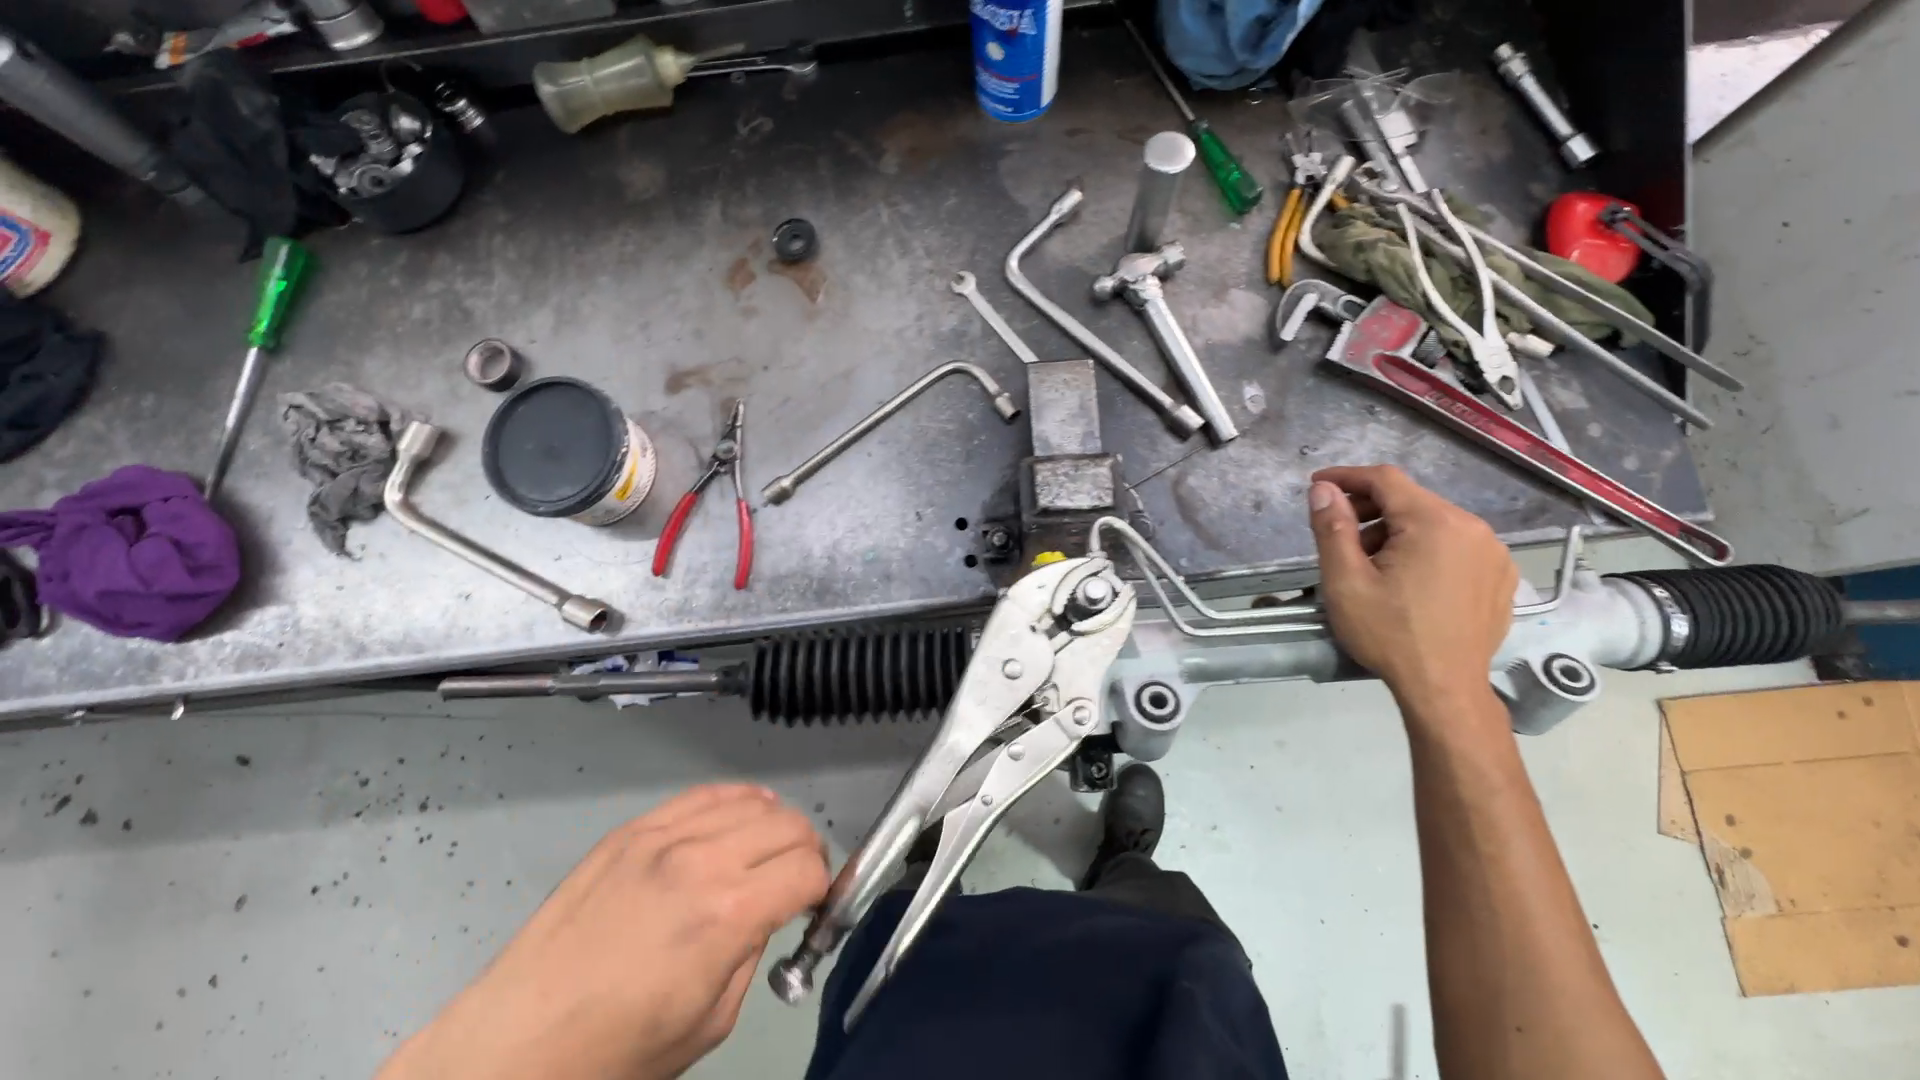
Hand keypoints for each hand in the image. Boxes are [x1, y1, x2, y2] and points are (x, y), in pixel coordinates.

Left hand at [378, 784, 829, 1079]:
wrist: (517, 1041)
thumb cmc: (617, 1050)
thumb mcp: (711, 1020)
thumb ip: (751, 952)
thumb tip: (766, 914)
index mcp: (728, 913)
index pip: (810, 869)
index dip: (823, 889)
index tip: (813, 907)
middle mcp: (701, 860)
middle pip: (789, 825)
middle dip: (806, 853)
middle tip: (795, 884)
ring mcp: (661, 837)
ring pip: (750, 801)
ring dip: (773, 825)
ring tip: (764, 855)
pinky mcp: (630, 831)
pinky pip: (700, 796)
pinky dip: (732, 802)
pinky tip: (734, 822)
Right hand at [1306, 465, 1518, 709]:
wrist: (1444, 688)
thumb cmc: (1389, 634)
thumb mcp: (1346, 581)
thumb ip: (1333, 528)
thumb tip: (1323, 490)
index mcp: (1434, 522)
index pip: (1385, 479)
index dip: (1346, 477)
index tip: (1317, 486)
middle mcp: (1472, 527)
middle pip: (1411, 500)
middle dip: (1370, 510)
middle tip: (1339, 536)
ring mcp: (1493, 552)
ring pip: (1435, 523)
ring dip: (1398, 532)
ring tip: (1373, 566)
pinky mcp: (1501, 576)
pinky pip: (1458, 546)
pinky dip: (1428, 551)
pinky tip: (1411, 582)